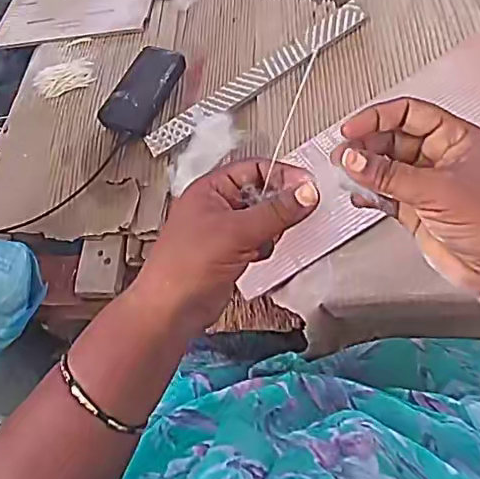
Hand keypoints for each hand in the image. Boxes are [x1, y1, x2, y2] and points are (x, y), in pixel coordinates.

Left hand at [137, 160, 319, 322]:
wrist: (172, 309)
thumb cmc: (186, 265)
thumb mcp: (237, 231)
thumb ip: (275, 211)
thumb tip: (305, 193)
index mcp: (210, 188)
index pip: (253, 168)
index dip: (281, 174)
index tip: (307, 186)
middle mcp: (216, 206)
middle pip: (260, 193)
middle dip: (278, 205)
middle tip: (298, 213)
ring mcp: (223, 230)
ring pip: (262, 220)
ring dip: (271, 230)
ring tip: (267, 240)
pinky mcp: (231, 253)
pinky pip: (258, 241)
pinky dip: (265, 247)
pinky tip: (259, 256)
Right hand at [333, 98, 479, 297]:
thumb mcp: (438, 190)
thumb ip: (389, 174)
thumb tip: (354, 158)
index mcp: (457, 139)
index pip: (409, 113)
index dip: (377, 117)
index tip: (352, 130)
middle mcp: (442, 158)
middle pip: (392, 138)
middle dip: (366, 145)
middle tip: (344, 155)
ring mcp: (429, 185)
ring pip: (385, 166)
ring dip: (364, 170)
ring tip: (347, 174)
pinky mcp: (418, 210)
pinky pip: (385, 193)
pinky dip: (368, 193)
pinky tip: (360, 195)